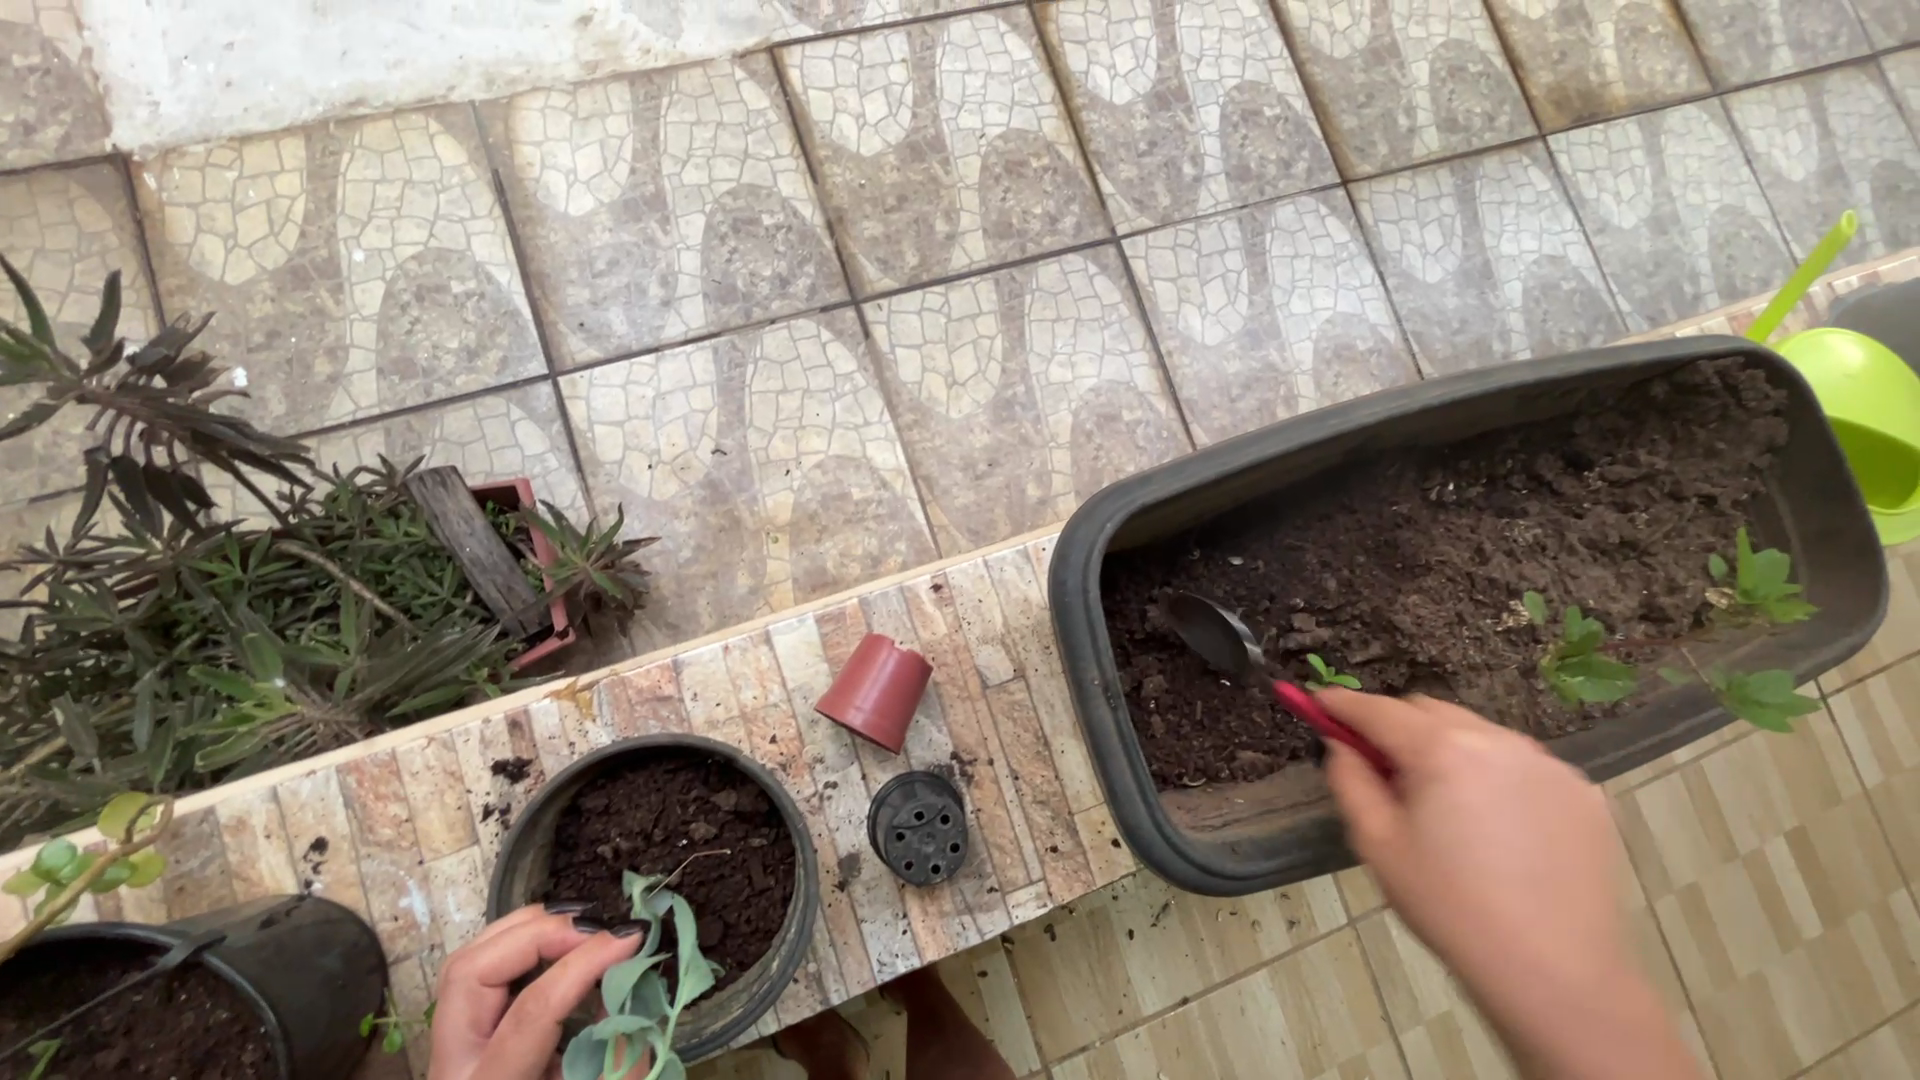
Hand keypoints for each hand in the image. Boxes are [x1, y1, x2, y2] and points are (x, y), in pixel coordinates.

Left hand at [428, 904, 641, 1079]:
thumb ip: (621, 1050)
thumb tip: (636, 981)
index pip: (534, 1009)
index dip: (587, 963)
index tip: (634, 937)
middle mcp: (452, 1069)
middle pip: (472, 971)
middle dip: (539, 934)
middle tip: (597, 927)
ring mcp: (445, 1051)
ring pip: (467, 960)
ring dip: (525, 928)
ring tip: (581, 924)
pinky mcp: (458, 1037)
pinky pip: (478, 969)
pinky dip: (519, 941)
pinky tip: (560, 942)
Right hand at [1318, 689, 1697, 1079]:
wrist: (1555, 973)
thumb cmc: (1448, 906)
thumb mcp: (1375, 842)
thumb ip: (1349, 779)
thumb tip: (1342, 743)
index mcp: (1441, 750)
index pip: (1377, 709)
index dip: (1341, 703)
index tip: (1317, 703)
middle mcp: (1497, 740)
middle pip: (1428, 710)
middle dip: (1396, 726)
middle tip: (1381, 769)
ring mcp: (1546, 763)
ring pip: (1475, 732)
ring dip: (1445, 748)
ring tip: (1442, 802)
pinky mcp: (1582, 791)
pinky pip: (1519, 762)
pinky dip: (1492, 773)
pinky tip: (1493, 823)